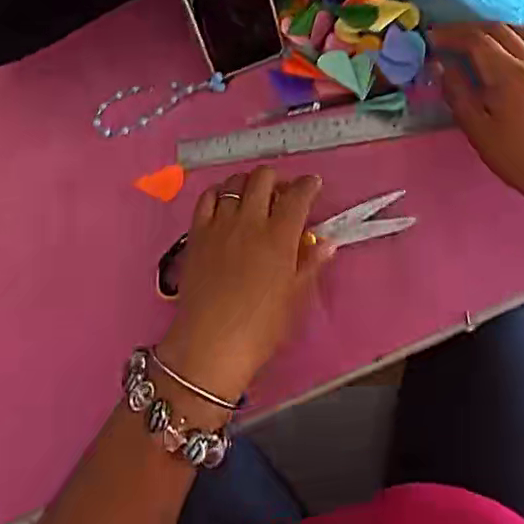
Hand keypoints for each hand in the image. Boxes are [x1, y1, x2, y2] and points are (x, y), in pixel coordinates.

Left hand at [159, 166, 333, 408]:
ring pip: (235, 183)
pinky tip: (225, 204)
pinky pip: (207, 197)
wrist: (209, 346)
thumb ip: (310, 264)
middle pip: (264, 178)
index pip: (298, 195)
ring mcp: (221, 224)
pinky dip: (219, 193)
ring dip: (249, 183)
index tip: (312, 184)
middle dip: (277, 179)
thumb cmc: (259, 328)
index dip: (308, 184)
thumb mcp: (294, 299)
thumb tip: (326, 242)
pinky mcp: (197, 233)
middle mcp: (250, 221)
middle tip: (282, 194)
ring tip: (254, 197)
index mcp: (279, 236)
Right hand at [431, 23, 523, 252]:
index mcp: (508, 73)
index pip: (475, 40)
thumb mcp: (478, 130)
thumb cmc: (519, 158)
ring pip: (518, 31)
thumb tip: (443, 66)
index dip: (450, 35)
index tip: (430, 38)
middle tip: (445, 36)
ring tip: (473, 38)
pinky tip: (505, 50)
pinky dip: (512, 35)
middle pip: (496, 29)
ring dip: (491, 28)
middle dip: (467, 28)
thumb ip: (458, 93)